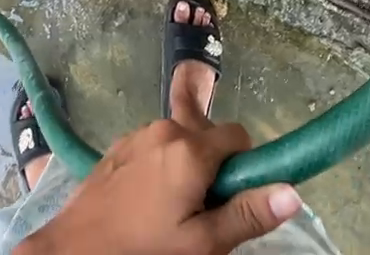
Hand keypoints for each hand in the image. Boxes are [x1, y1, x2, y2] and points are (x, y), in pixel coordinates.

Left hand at [14, 120, 301, 254]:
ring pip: (182, 142)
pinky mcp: (120, 144)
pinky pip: (156, 146)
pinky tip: (149, 200)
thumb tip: (293, 191)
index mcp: (190, 148)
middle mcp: (166, 128)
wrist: (76, 249)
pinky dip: (163, 166)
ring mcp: (139, 133)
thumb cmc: (145, 250)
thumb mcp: (204, 244)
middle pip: (209, 137)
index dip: (246, 166)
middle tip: (203, 212)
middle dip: (216, 168)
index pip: (239, 136)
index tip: (236, 198)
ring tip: (173, 210)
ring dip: (189, 167)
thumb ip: (248, 214)